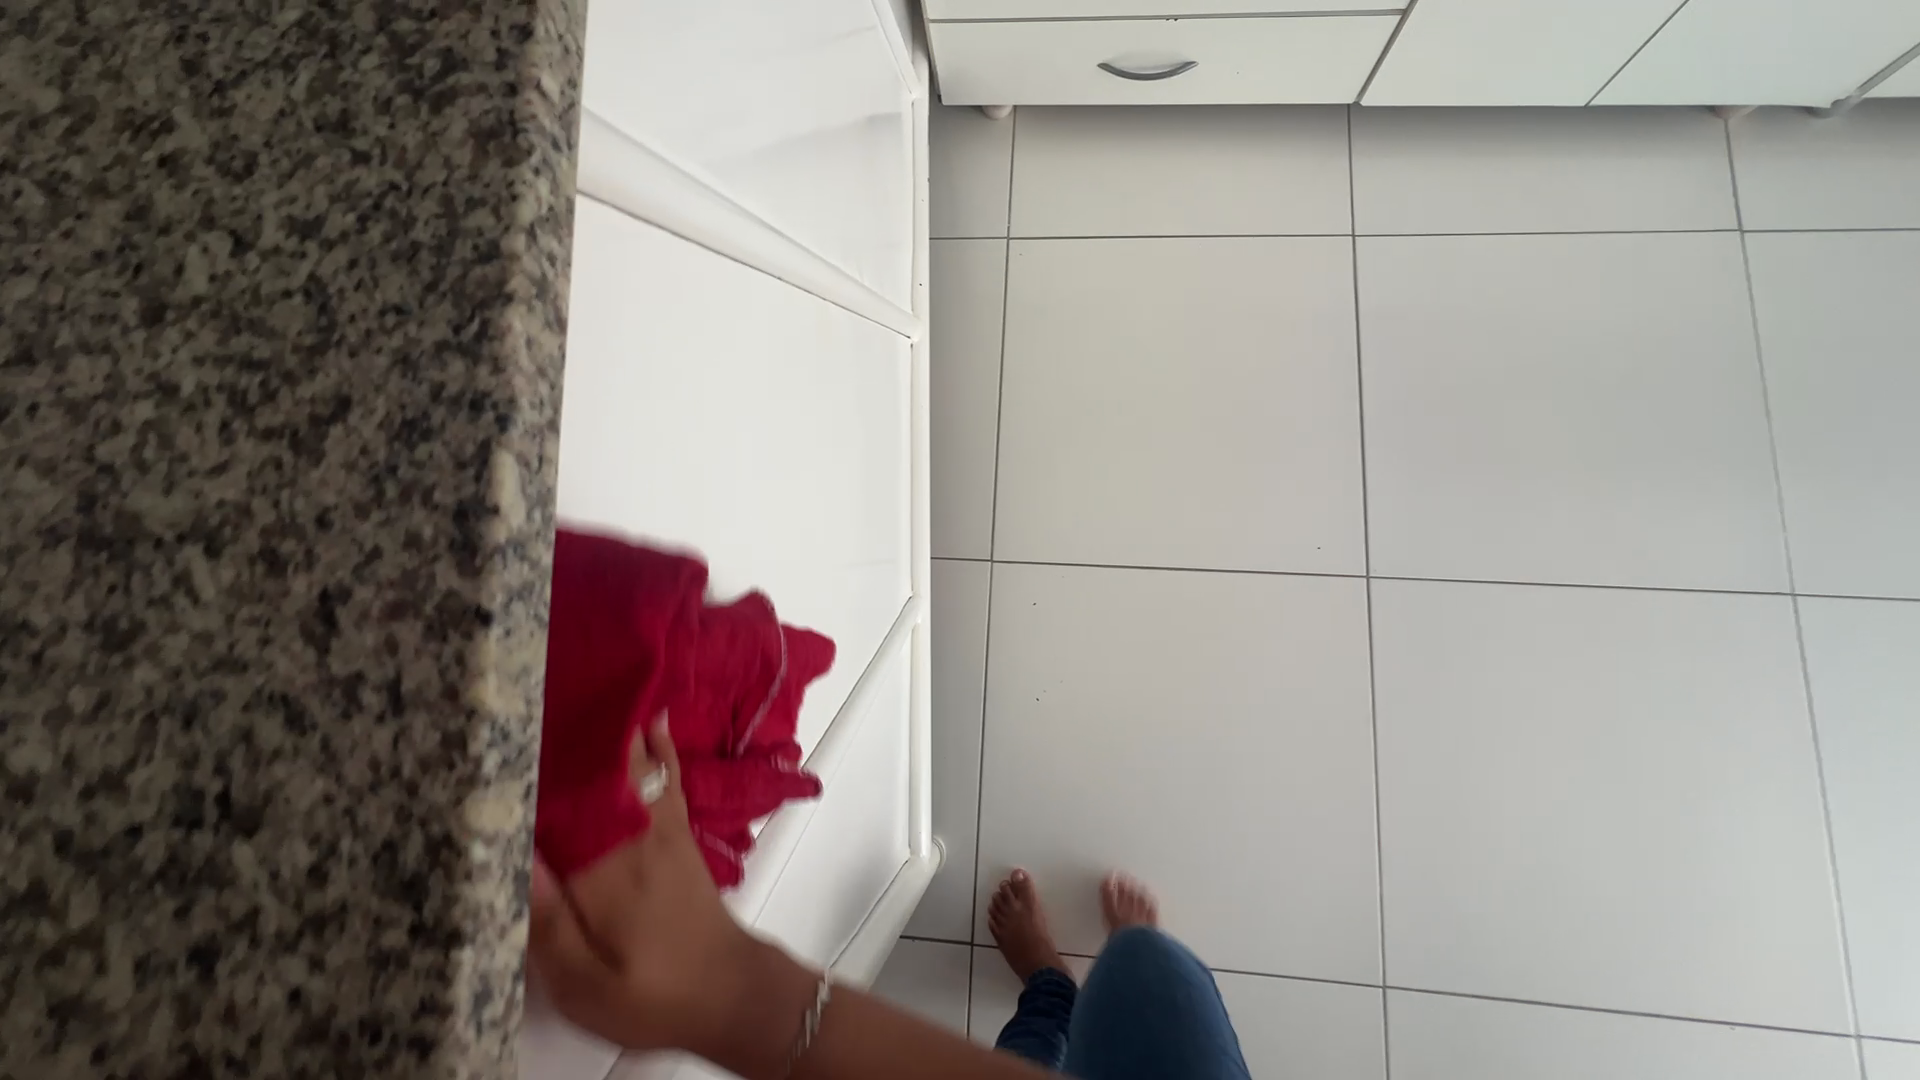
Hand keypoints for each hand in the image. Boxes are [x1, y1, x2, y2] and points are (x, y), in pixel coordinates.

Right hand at [527, 717, 810, 1067]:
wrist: (726, 989)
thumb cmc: (652, 994)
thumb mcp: (585, 983)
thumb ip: (548, 922)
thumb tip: (516, 858)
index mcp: (606, 870)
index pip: (562, 807)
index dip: (535, 766)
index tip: (507, 724)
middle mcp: (638, 835)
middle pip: (601, 774)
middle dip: (575, 731)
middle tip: (541, 683)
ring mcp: (664, 829)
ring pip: (636, 766)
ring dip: (614, 728)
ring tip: (588, 683)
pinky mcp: (679, 833)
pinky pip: (666, 776)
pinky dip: (657, 745)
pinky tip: (652, 716)